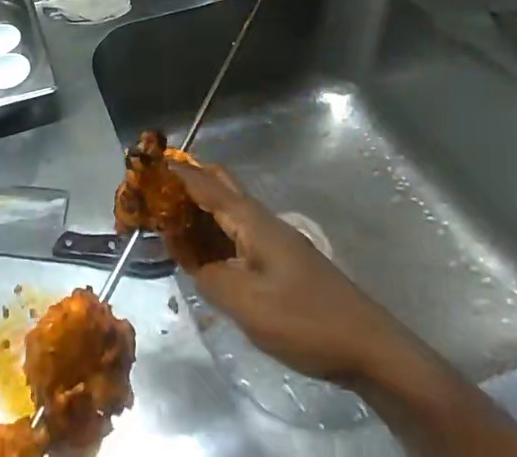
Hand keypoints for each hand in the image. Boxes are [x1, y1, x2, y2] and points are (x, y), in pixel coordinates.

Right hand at [169, 160, 420, 384]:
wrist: (375, 353)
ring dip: (196, 208)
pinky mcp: (282, 261)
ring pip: (227, 209)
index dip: (171, 171)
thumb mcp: (243, 302)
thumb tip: (187, 258)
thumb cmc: (305, 320)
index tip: (141, 164)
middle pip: (218, 184)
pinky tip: (200, 251)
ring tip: (165, 218)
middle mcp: (261, 220)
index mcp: (250, 220)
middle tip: (153, 191)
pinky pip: (237, 232)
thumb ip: (204, 274)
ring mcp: (274, 240)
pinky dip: (212, 231)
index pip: (202, 183)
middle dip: (184, 182)